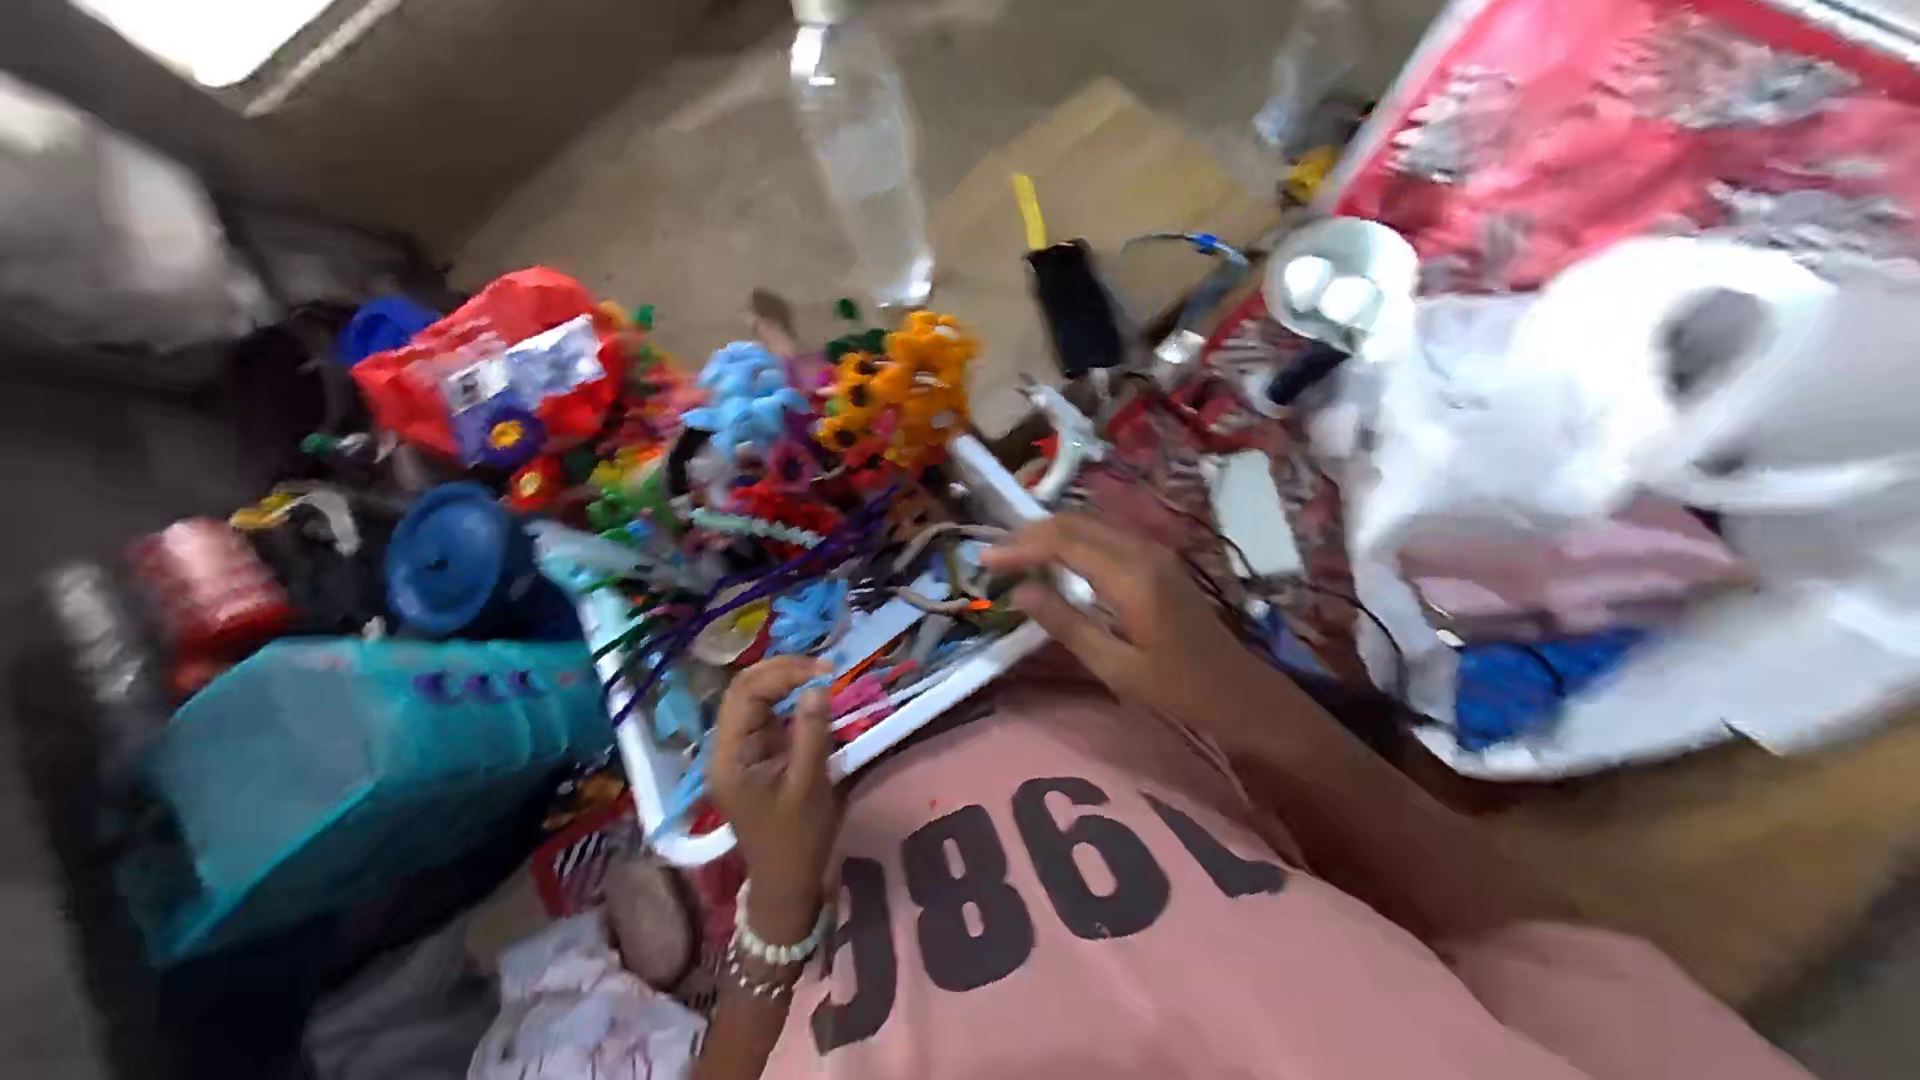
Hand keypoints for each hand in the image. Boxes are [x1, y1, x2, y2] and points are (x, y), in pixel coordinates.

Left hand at [706, 656, 839, 943]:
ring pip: (754, 697)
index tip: (824, 670)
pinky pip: (768, 713)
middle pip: (744, 689)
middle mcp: (726, 746)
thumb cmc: (797, 839)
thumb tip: (818, 686)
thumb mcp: (810, 785)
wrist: (787, 882)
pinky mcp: (756, 753)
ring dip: (785, 679)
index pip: (745, 694)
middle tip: (824, 667)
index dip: (782, 673)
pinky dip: (789, 697)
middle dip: (782, 670)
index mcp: (729, 757)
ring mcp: (740, 749)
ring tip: (821, 673)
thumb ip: (811, 732)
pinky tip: (811, 692)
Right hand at [982, 514, 1305, 745]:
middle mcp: (1143, 550)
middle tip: (995, 555)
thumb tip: (1020, 591)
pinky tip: (1056, 557)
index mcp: (1132, 578)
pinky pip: (1105, 533)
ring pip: (1090, 522)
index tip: (985, 558)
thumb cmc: (1177, 688)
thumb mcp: (1115, 667)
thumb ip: (1066, 625)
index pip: (1064, 542)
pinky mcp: (1158, 557)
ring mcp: (1154, 549)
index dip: (1021, 546)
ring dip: (1049, 532)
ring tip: (1016, 554)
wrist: (1238, 689)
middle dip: (1030, 533)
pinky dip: (1072, 538)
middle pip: (1075, 522)